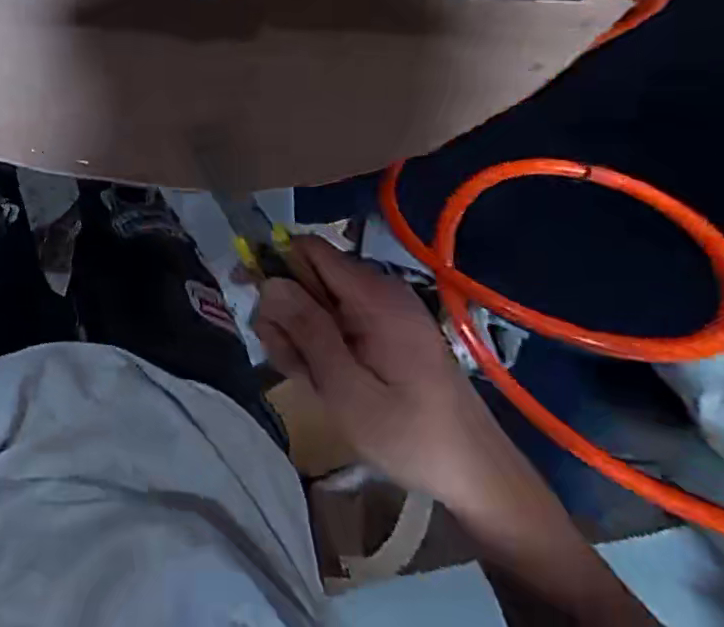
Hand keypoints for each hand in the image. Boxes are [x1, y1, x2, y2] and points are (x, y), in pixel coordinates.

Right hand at [255, 236, 498, 498]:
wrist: (477, 474)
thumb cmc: (409, 436)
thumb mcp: (346, 389)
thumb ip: (307, 331)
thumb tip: (270, 281)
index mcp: (374, 296)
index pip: (309, 249)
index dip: (272, 263)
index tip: (246, 294)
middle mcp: (379, 292)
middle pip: (308, 277)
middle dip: (285, 314)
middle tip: (289, 363)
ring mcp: (384, 312)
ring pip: (318, 303)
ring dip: (301, 336)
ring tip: (310, 381)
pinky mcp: (387, 332)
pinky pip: (338, 322)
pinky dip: (322, 346)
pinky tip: (326, 382)